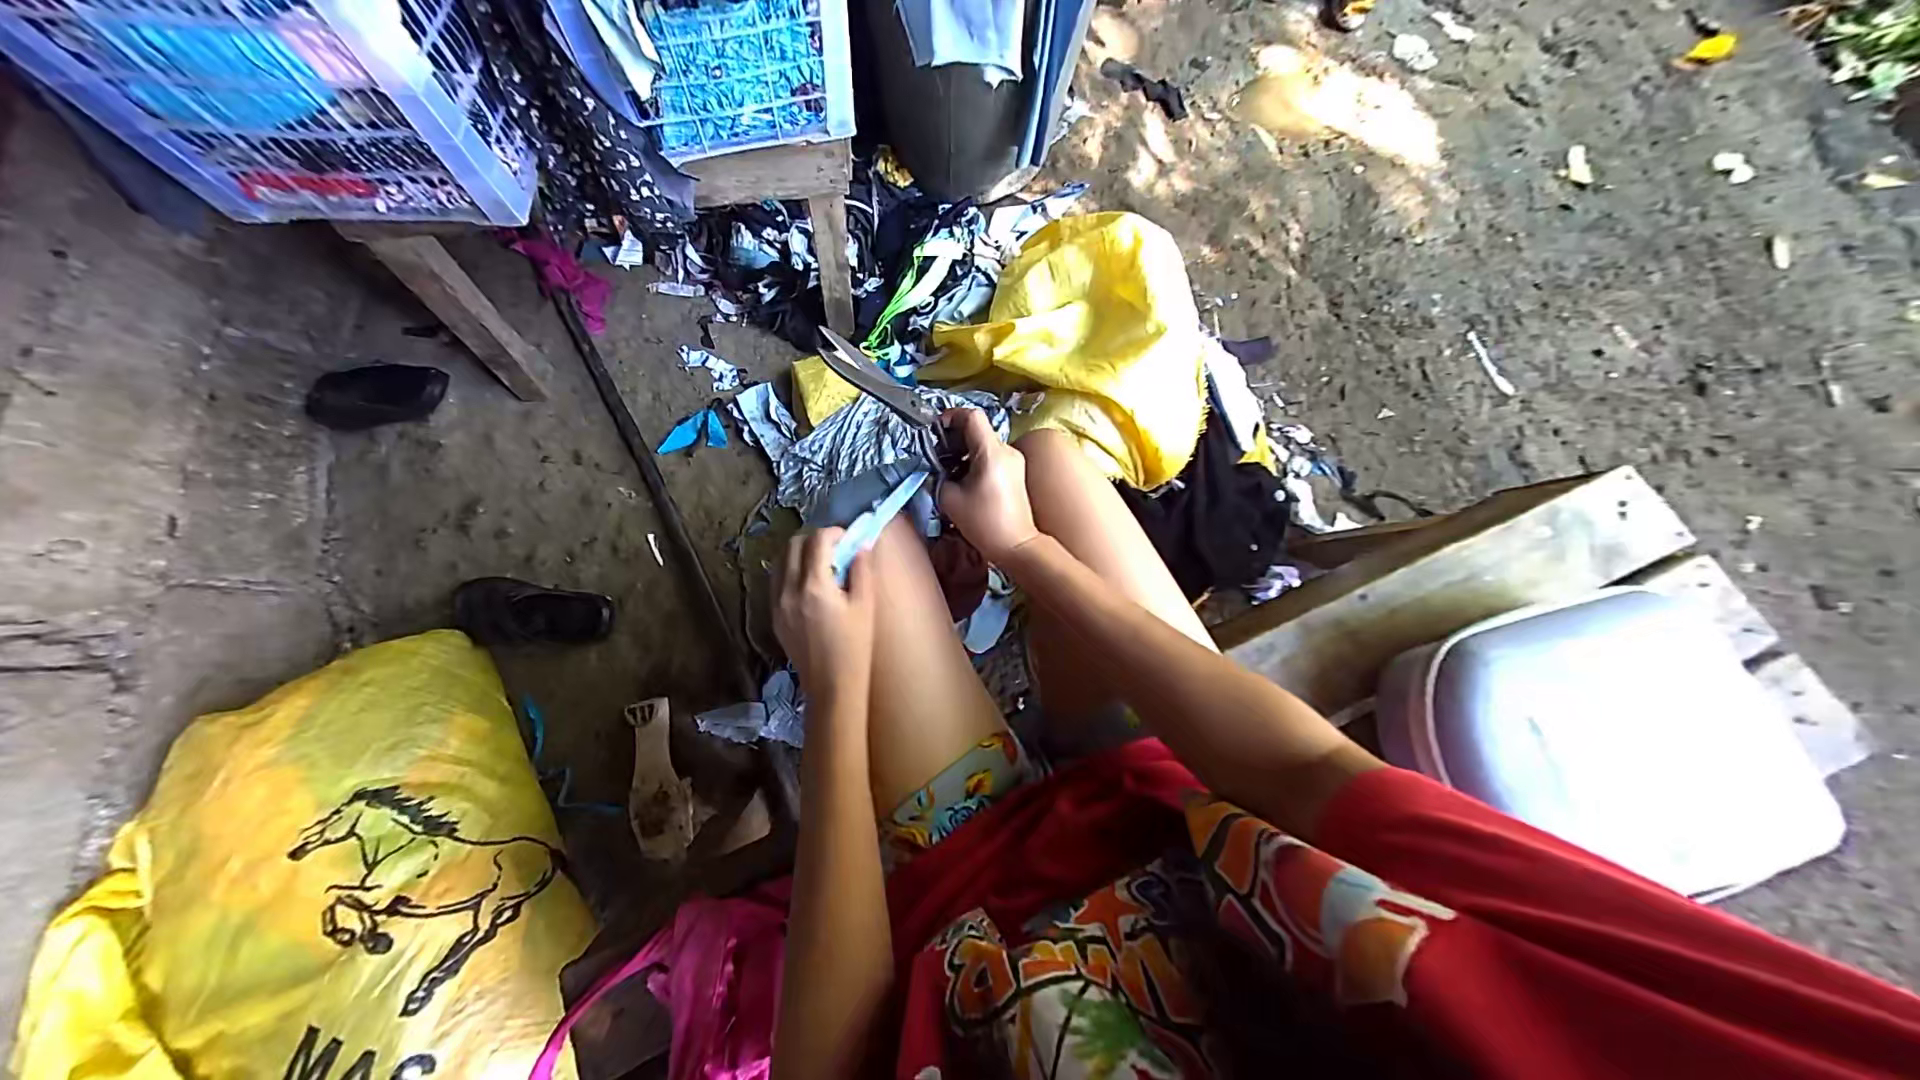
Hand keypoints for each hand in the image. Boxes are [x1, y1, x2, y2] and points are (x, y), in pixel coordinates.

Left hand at [773, 528, 875, 703]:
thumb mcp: (865, 606)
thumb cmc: (854, 647)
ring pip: (781, 561)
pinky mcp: (773, 615)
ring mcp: (776, 603)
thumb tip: (861, 544)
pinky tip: (810, 586)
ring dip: (800, 554)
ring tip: (822, 567)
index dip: (834, 533)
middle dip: (815, 540)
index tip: (848, 541)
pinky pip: (776, 581)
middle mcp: (789, 590)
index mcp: (814, 586)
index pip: (817, 540)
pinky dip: (791, 572)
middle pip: (793, 545)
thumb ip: (861, 570)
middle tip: (836, 551)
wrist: (831, 685)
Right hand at [937, 409, 1040, 562]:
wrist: (1016, 546)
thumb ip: (939, 476)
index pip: (973, 416)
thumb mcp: (949, 499)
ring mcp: (1015, 461)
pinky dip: (977, 460)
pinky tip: (966, 480)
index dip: (952, 416)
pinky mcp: (1017, 472)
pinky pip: (994, 456)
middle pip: (979, 429)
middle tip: (938, 453)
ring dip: (965, 450)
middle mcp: (1007, 450)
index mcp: (991, 453)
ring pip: (985, 443)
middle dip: (955, 437)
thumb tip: (938, 468)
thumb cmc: (983, 523)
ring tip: (950, 470)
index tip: (937, 430)